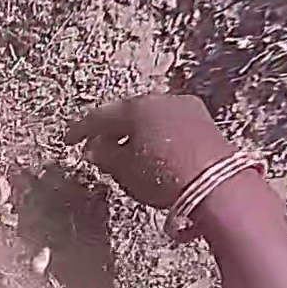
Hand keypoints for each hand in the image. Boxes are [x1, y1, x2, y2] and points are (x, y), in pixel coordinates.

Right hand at [67, 94, 235, 210]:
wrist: (219, 187)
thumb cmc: (164, 177)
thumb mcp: (125, 171)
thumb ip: (105, 157)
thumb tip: (94, 149)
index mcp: (138, 108)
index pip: (101, 117)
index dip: (81, 130)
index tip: (67, 141)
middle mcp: (162, 100)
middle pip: (128, 114)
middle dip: (110, 132)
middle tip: (96, 148)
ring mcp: (187, 109)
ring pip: (151, 120)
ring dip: (134, 136)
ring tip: (123, 155)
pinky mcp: (205, 124)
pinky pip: (169, 127)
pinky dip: (154, 139)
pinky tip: (150, 156)